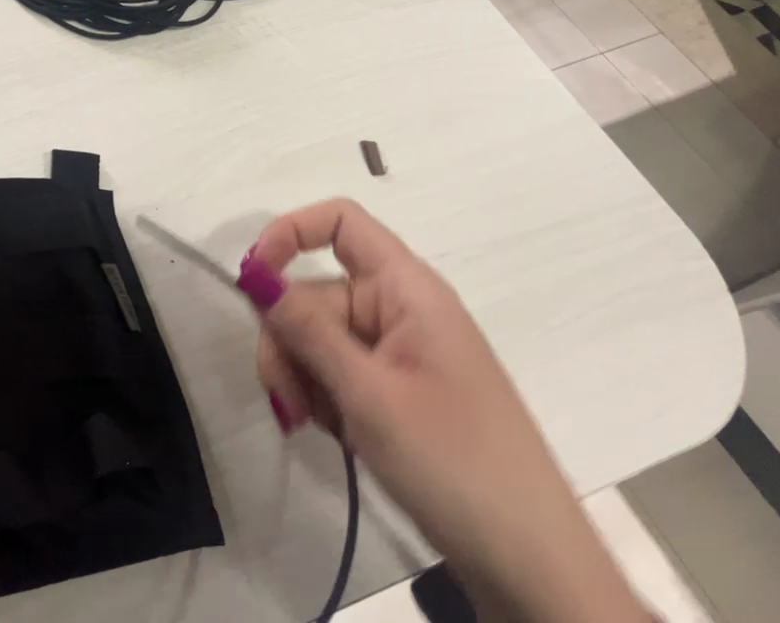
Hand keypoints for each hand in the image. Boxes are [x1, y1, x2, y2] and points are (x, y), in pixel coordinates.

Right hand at [239, 199, 645, 622]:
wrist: (527, 556)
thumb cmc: (453, 461)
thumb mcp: (367, 392)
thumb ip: (306, 329)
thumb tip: (253, 274)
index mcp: (406, 289)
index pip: (340, 223)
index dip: (288, 234)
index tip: (252, 282)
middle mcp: (399, 308)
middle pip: (314, 293)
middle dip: (286, 341)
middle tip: (287, 400)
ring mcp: (396, 350)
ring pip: (315, 337)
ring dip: (300, 376)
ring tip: (314, 425)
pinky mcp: (392, 387)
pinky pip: (335, 370)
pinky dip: (320, 397)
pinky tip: (334, 433)